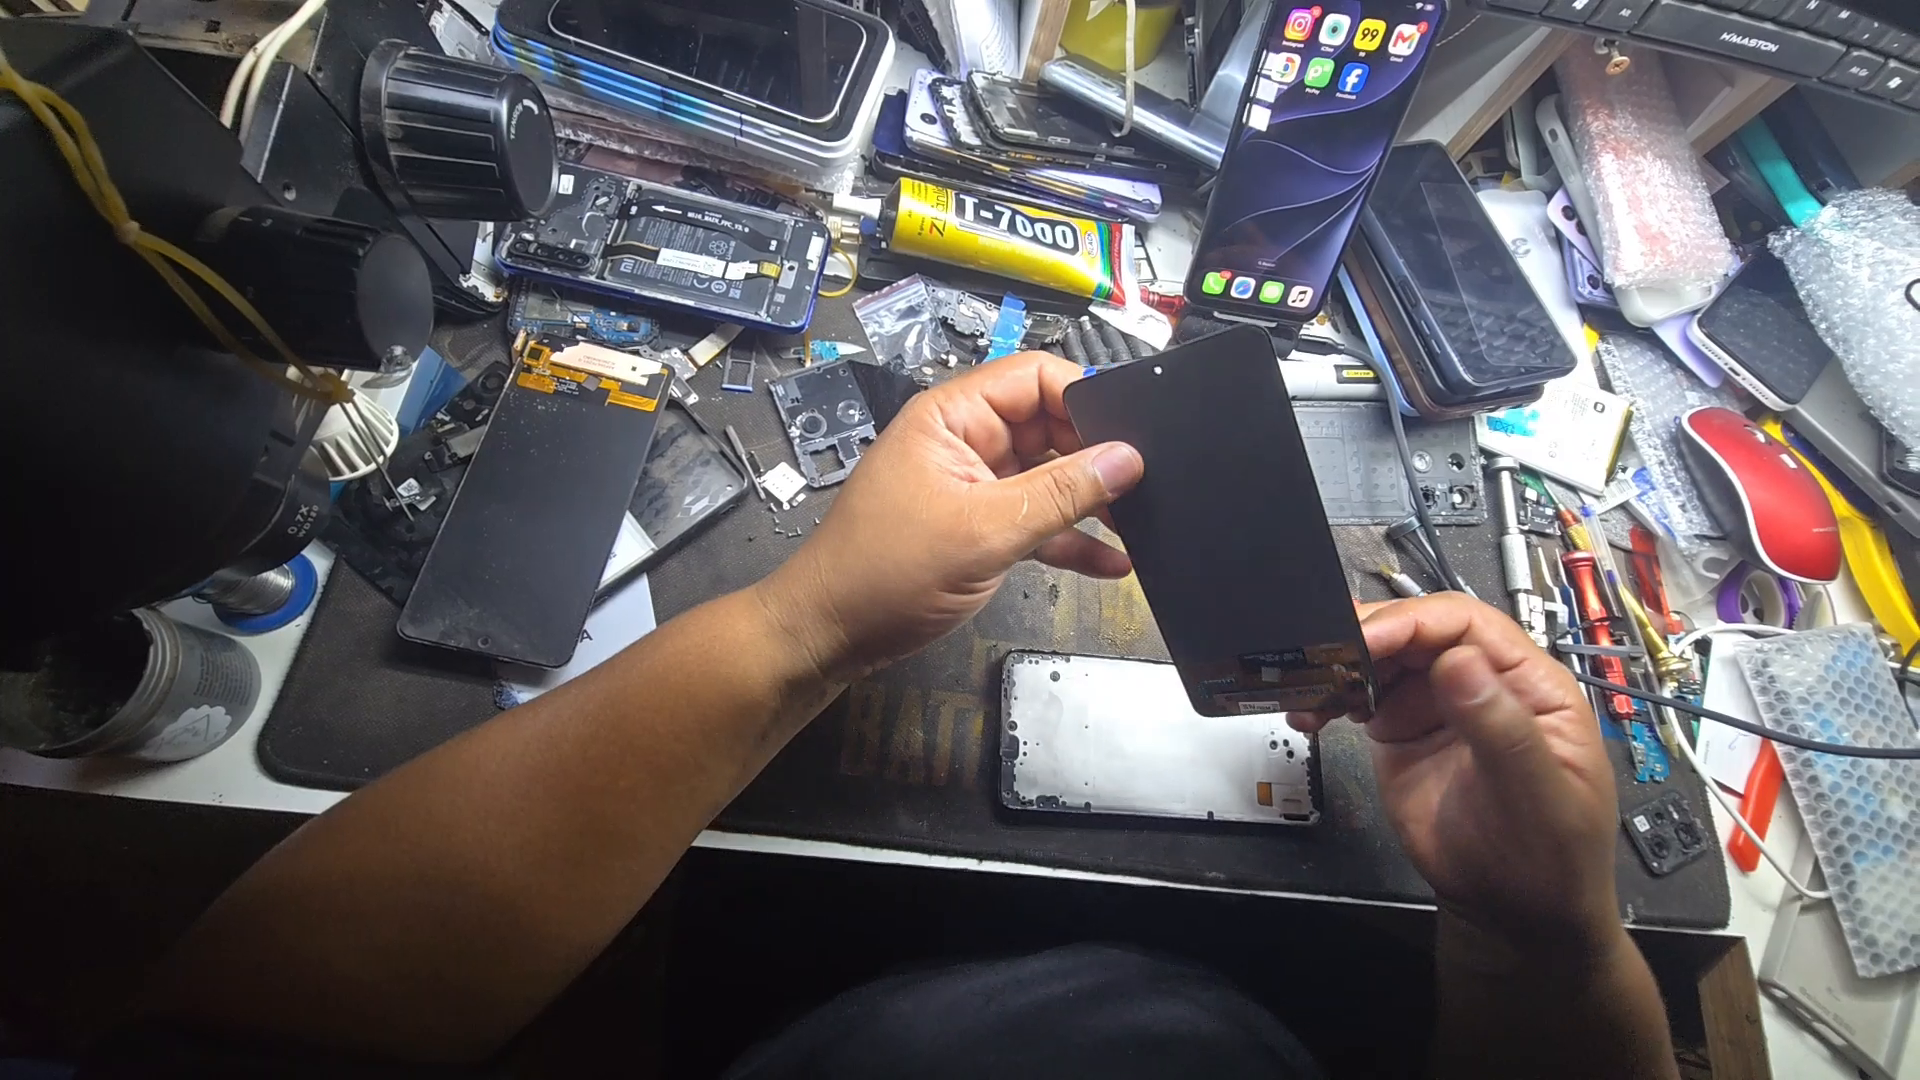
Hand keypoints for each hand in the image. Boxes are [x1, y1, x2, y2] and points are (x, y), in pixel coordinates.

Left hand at [755, 352, 1143, 680]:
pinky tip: (1108, 561)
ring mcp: (974, 486)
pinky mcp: (978, 527)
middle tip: (1144, 485)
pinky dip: (1068, 539)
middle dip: (1094, 456)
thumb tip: (1125, 459)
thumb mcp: (982, 530)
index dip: (1083, 399)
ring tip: (1137, 524)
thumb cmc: (884, 571)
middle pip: (1048, 427)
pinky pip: (1035, 521)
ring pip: (1047, 478)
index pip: (1035, 379)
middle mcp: (966, 442)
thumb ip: (1057, 494)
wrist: (832, 633)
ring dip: (1087, 503)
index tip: (1128, 435)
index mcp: (954, 417)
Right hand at [1291, 593, 1619, 946]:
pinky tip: (1306, 713)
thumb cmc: (1544, 857)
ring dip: (1335, 664)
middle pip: (1412, 631)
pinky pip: (1355, 693)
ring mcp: (1431, 702)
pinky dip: (1325, 697)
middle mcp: (1475, 680)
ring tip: (1301, 684)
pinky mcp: (1395, 726)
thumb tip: (1458, 660)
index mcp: (1525, 683)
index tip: (1362, 642)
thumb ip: (1500, 727)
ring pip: (1377, 656)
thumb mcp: (1534, 796)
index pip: (1463, 623)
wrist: (1508, 909)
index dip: (1409, 622)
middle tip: (1316, 654)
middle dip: (1362, 636)